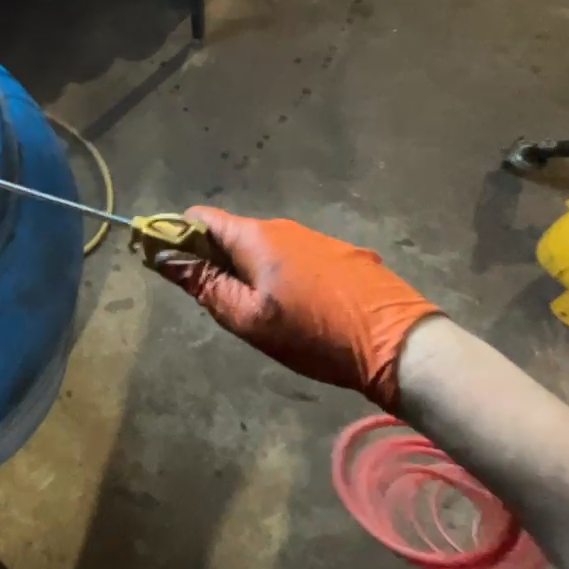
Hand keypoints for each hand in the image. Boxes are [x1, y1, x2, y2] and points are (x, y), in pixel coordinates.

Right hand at [152, 207, 441, 410]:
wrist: (407, 350)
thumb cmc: (315, 334)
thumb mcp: (247, 318)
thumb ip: (202, 284)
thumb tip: (160, 255)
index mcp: (254, 236)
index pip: (198, 217)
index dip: (178, 236)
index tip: (174, 266)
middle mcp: (284, 227)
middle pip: (232, 234)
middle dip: (218, 262)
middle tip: (224, 303)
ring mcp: (320, 240)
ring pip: (267, 249)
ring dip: (254, 271)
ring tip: (269, 313)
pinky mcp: (348, 257)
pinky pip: (299, 259)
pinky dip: (287, 276)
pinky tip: (306, 311)